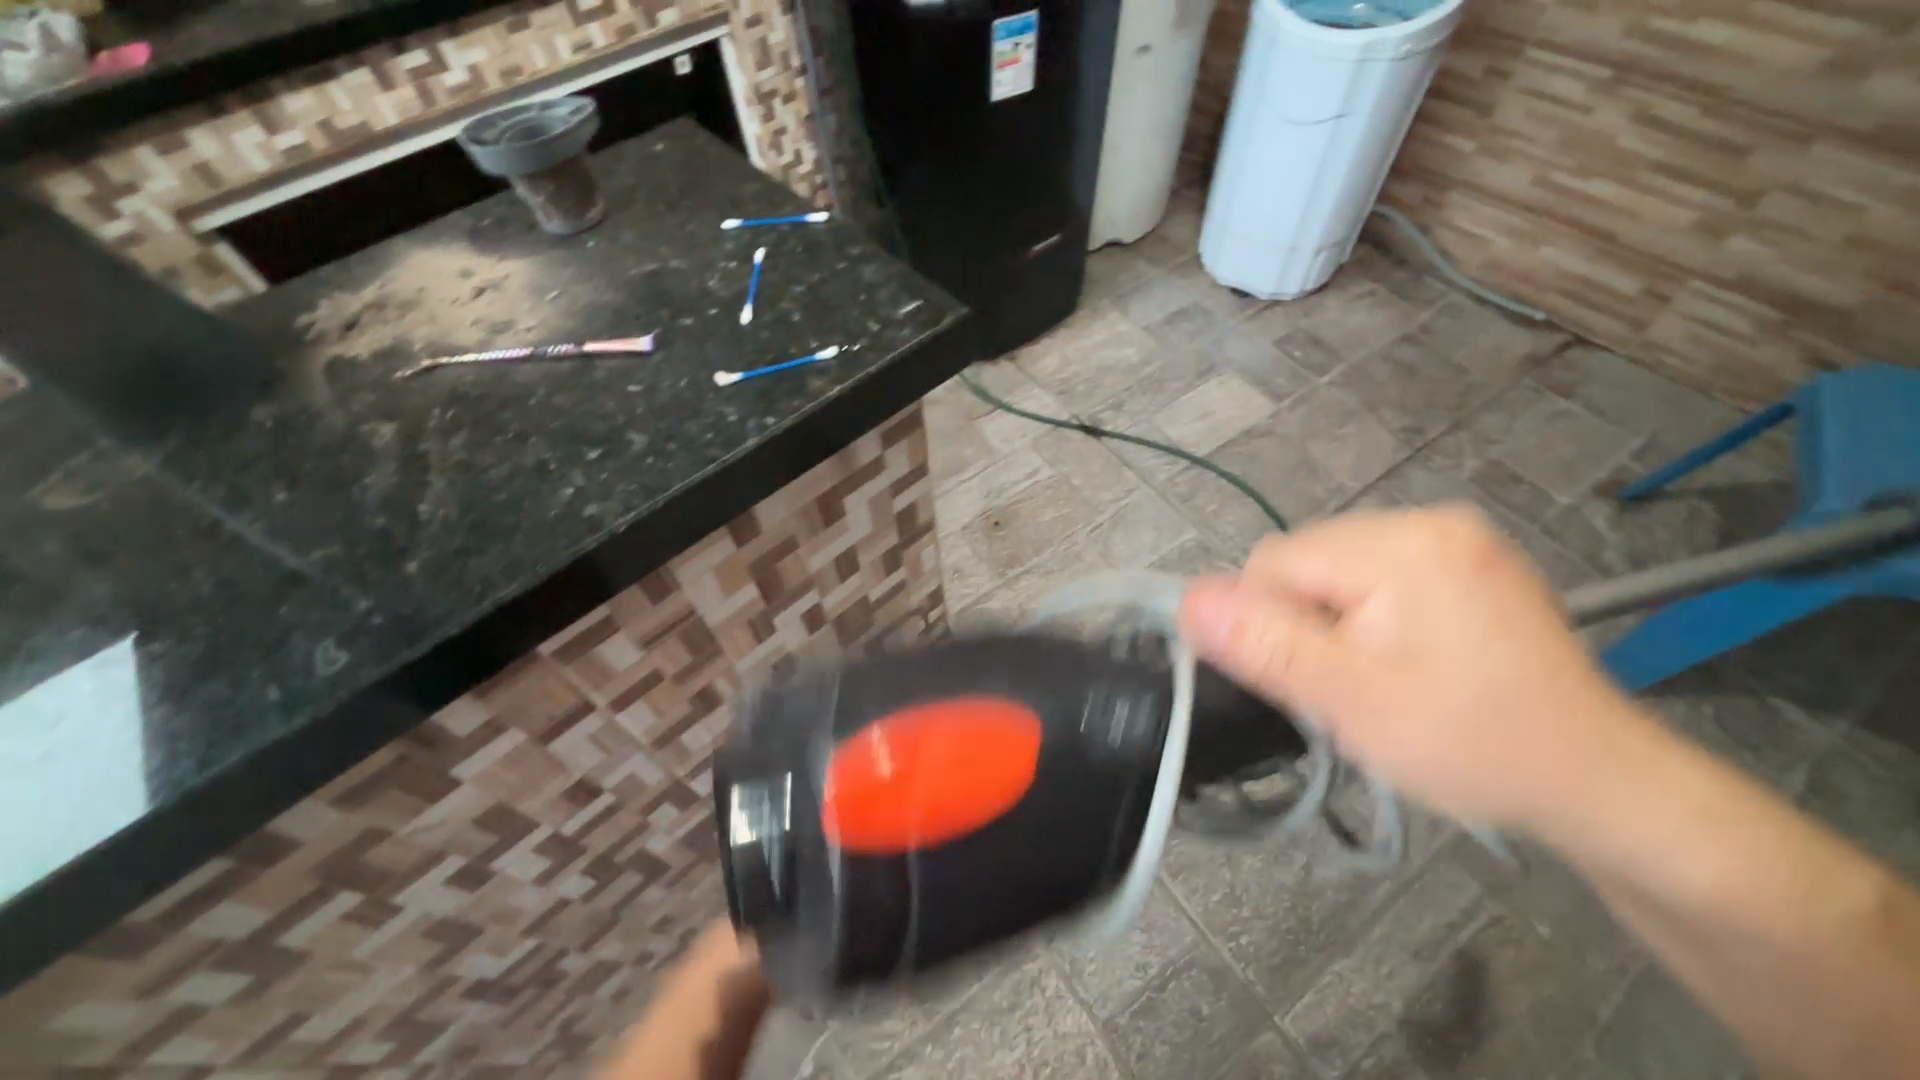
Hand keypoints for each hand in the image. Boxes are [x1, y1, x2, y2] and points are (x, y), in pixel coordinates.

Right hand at [1179, 505, 1653, 828]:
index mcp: (1402, 544)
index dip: (1270, 626)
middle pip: (1308, 562)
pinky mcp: (1473, 565)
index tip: (1309, 684)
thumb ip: (1267, 645)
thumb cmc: (1472, 744)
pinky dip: (1372, 620)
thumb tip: (1187, 599)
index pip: (1275, 562)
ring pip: (1340, 573)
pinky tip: (1409, 664)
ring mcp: (1459, 540)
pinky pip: (1382, 579)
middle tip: (1349, 691)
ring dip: (1336, 624)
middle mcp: (1431, 521)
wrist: (1598, 781)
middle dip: (1307, 625)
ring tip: (1381, 682)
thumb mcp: (1354, 702)